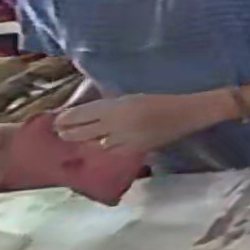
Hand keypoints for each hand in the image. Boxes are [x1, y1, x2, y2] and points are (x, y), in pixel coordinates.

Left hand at [53, 92, 231, 154]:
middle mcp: (116, 123)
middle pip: (77, 133)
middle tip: (65, 132)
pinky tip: (111, 144)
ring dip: (90, 141)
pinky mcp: (136, 149)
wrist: (192, 112)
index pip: (76, 116)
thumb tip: (83, 114)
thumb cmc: (164, 100)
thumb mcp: (133, 98)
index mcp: (115, 106)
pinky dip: (108, 147)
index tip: (57, 121)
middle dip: (68, 133)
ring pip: (94, 144)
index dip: (63, 120)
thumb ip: (109, 107)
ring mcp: (126, 138)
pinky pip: (112, 151)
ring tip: (89, 138)